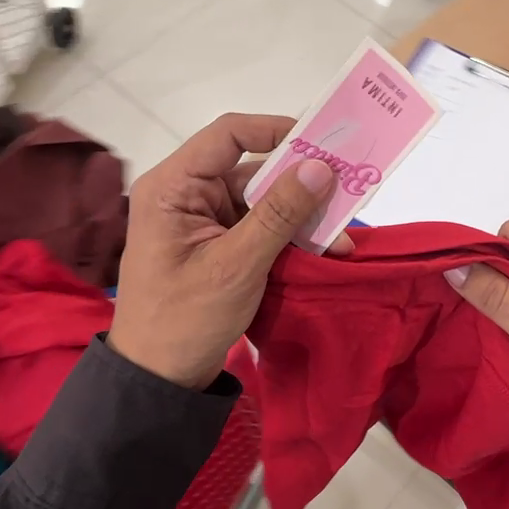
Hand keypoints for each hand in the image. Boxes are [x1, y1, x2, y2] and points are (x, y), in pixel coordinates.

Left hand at [107, 113, 348, 389]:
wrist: (160, 378)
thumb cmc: (186, 318)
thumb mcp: (237, 265)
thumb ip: (280, 213)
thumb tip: (321, 167)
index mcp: (175, 187)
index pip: (228, 135)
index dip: (276, 130)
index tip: (322, 143)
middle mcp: (189, 194)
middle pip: (253, 170)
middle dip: (302, 184)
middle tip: (348, 191)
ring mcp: (206, 220)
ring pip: (265, 201)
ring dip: (304, 216)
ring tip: (343, 236)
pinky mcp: (221, 244)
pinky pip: (264, 226)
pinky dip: (293, 236)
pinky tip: (326, 250)